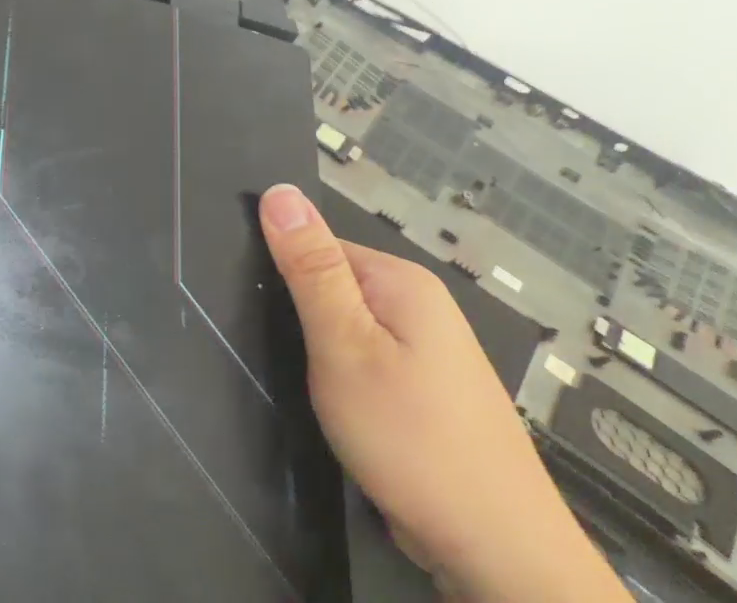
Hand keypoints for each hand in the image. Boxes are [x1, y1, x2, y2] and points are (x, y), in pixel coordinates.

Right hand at [259, 184, 628, 602]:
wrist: (491, 544)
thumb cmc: (407, 435)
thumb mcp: (342, 344)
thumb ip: (309, 268)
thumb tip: (280, 191)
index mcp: (401, 282)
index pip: (316, 245)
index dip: (275, 270)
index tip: (246, 305)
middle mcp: (420, 307)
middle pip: (331, 284)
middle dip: (294, 311)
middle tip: (265, 345)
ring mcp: (426, 352)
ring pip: (344, 326)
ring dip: (313, 346)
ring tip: (289, 374)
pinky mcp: (421, 390)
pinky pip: (362, 358)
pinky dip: (335, 373)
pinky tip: (324, 400)